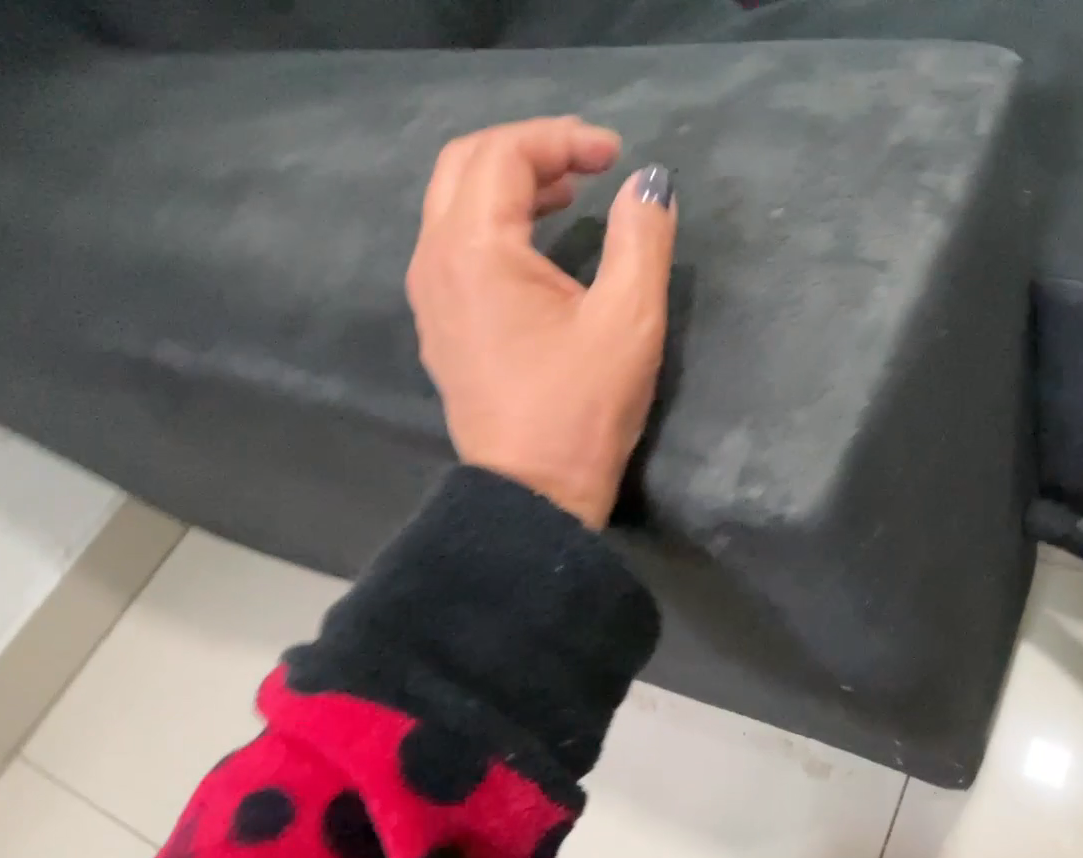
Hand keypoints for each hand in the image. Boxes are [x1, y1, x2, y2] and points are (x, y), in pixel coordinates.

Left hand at [406, 116, 677, 527]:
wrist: (534, 492)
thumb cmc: (584, 408)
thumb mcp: (630, 320)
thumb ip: (642, 239)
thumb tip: (650, 183)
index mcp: (475, 249)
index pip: (505, 154)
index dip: (562, 139)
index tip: (617, 155)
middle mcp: (435, 258)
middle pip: (467, 165)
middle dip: (531, 151)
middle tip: (591, 165)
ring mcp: (431, 294)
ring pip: (456, 204)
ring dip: (512, 185)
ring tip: (572, 196)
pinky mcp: (442, 324)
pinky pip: (456, 244)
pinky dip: (497, 224)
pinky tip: (540, 248)